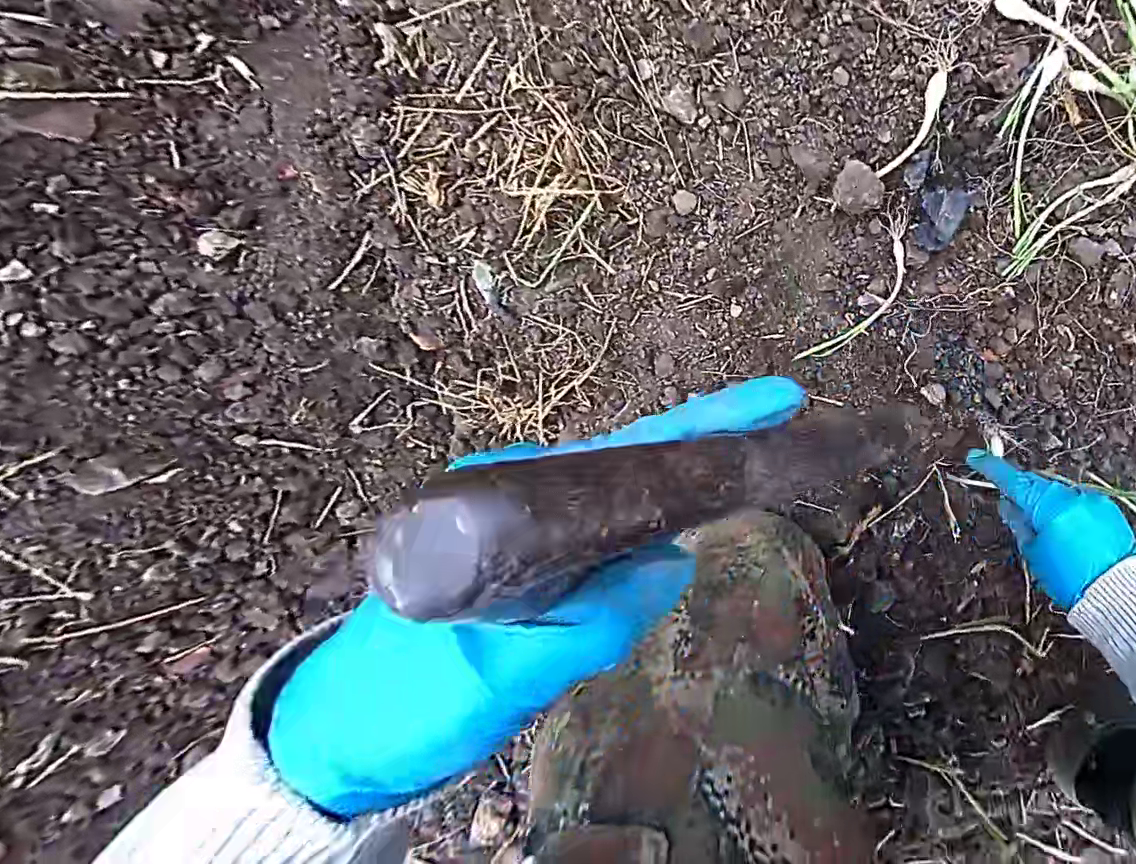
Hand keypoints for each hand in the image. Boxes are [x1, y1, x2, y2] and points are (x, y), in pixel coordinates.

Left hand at [267, 377, 807, 817]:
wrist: (351, 737)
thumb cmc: (407, 698)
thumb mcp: (493, 675)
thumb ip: (581, 629)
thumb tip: (671, 566)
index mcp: (517, 500)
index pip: (631, 450)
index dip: (705, 424)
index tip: (773, 400)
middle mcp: (538, 496)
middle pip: (648, 454)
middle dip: (717, 432)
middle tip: (784, 410)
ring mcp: (551, 528)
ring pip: (642, 491)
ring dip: (702, 472)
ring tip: (763, 452)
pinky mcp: (563, 562)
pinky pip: (631, 531)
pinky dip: (675, 515)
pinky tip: (708, 509)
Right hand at [967, 450, 1135, 608]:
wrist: (1119, 594)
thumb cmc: (1072, 580)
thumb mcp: (1035, 554)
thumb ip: (1019, 524)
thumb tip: (1008, 506)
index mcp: (1049, 504)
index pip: (1014, 480)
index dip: (992, 468)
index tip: (976, 457)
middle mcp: (1072, 495)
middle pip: (1038, 485)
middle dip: (1023, 493)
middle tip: (1011, 507)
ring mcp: (1093, 500)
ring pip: (1059, 494)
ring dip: (1048, 505)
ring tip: (1046, 533)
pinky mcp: (1109, 510)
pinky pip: (1080, 503)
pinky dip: (1069, 512)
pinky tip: (1069, 534)